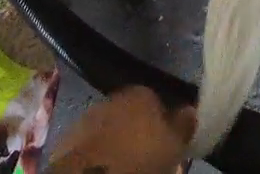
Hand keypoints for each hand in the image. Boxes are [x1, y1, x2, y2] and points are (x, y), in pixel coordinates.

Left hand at [47, 87, 195, 173]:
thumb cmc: (139, 158)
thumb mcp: (173, 145)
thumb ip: (183, 125)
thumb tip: (191, 111)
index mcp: (142, 93)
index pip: (157, 101)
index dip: (163, 123)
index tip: (166, 143)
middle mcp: (114, 97)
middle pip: (131, 114)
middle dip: (137, 131)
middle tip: (146, 156)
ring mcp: (88, 116)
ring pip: (109, 128)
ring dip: (115, 142)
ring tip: (123, 164)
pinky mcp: (68, 139)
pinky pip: (90, 145)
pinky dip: (96, 154)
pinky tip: (103, 167)